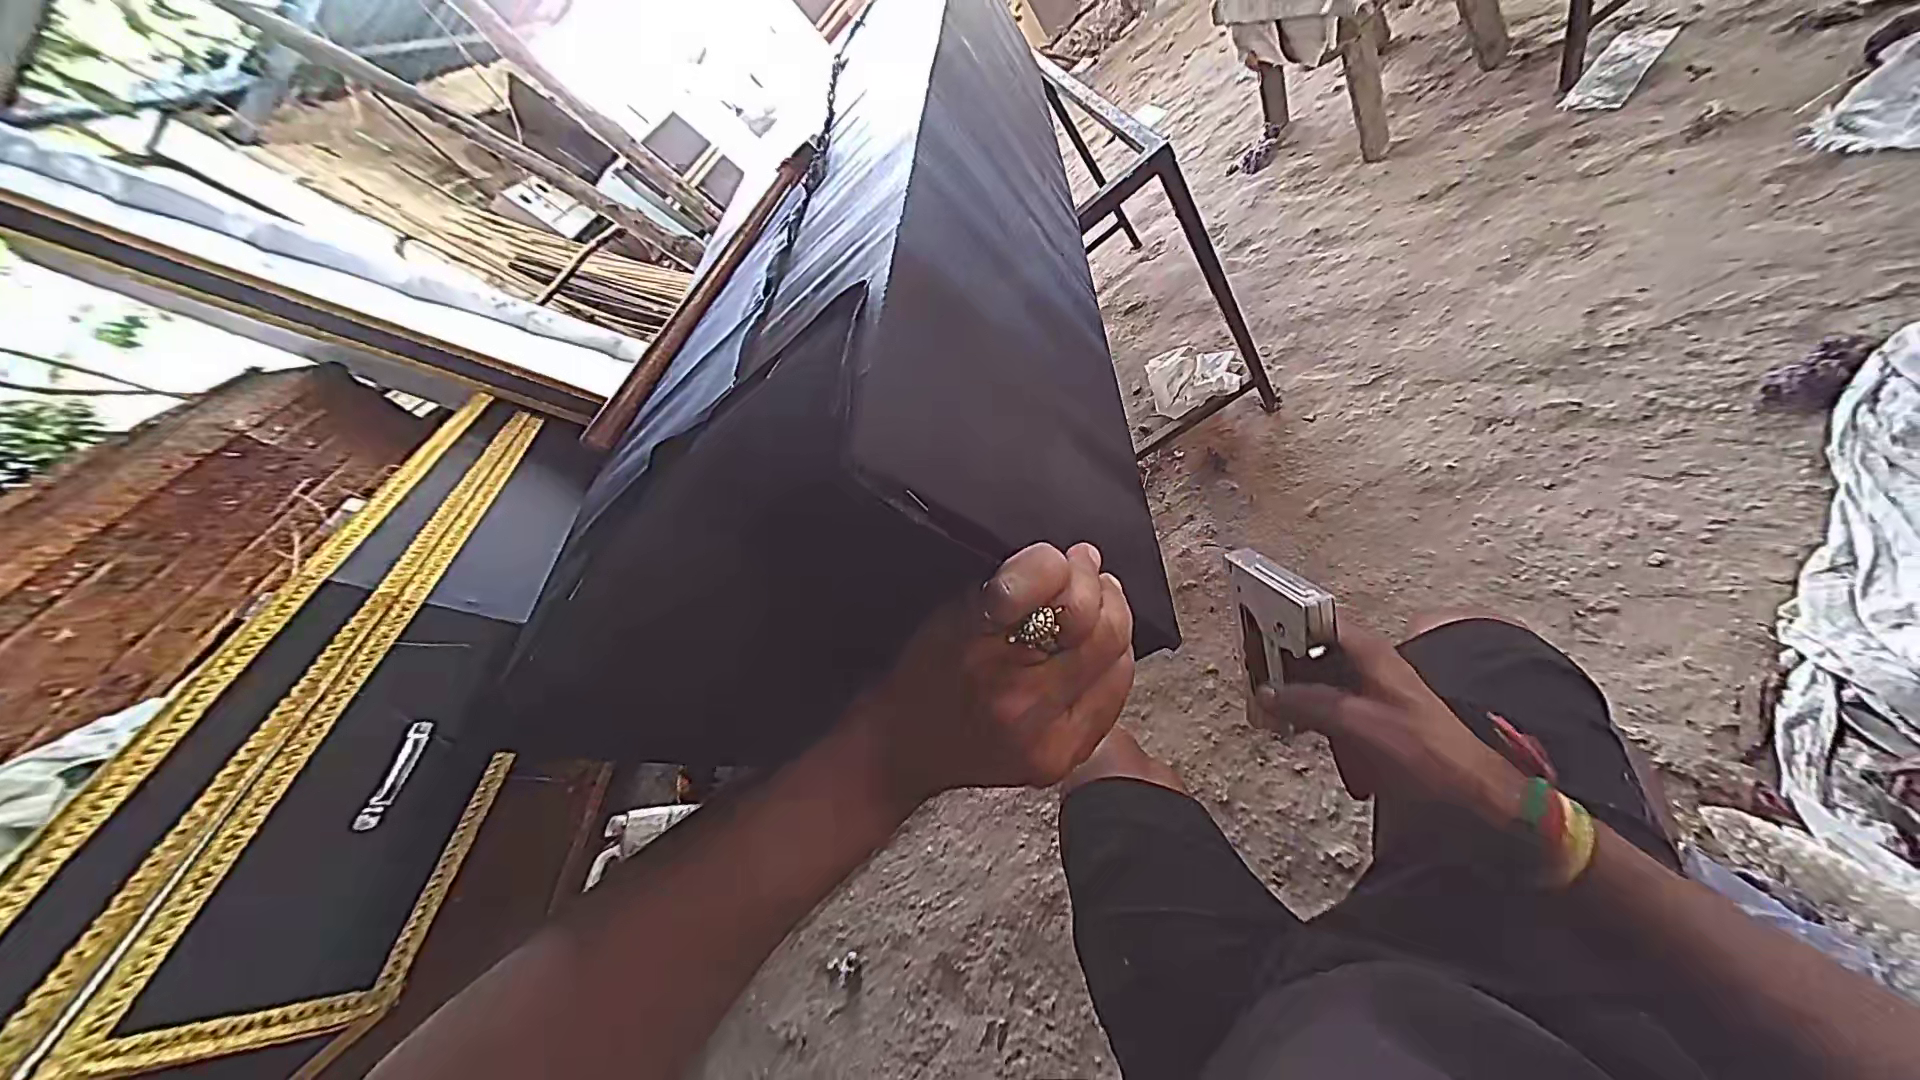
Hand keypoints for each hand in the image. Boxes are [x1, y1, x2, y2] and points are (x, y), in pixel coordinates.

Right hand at [854, 542, 1134, 805]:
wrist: (904, 748)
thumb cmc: (926, 673)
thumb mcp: (950, 610)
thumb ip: (1010, 582)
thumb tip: (1073, 561)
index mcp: (975, 645)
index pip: (1045, 584)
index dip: (1059, 564)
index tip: (1059, 557)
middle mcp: (1012, 696)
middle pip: (1095, 621)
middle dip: (1093, 585)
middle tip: (1085, 572)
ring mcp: (1043, 735)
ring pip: (1116, 654)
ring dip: (1110, 618)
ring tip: (1094, 606)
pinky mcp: (1064, 756)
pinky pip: (1117, 691)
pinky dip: (1112, 659)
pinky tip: (1093, 649)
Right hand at [1254, 624, 1525, 825]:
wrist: (1474, 792)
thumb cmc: (1431, 753)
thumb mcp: (1359, 724)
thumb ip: (1309, 704)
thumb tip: (1268, 693)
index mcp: (1370, 652)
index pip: (1315, 620)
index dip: (1282, 621)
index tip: (1254, 630)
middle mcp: (1369, 662)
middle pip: (1309, 647)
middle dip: (1280, 661)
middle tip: (1255, 676)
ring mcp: (1369, 686)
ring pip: (1315, 673)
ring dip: (1290, 688)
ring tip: (1268, 705)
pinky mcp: (1369, 710)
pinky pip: (1325, 698)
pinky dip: (1305, 708)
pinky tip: (1293, 724)